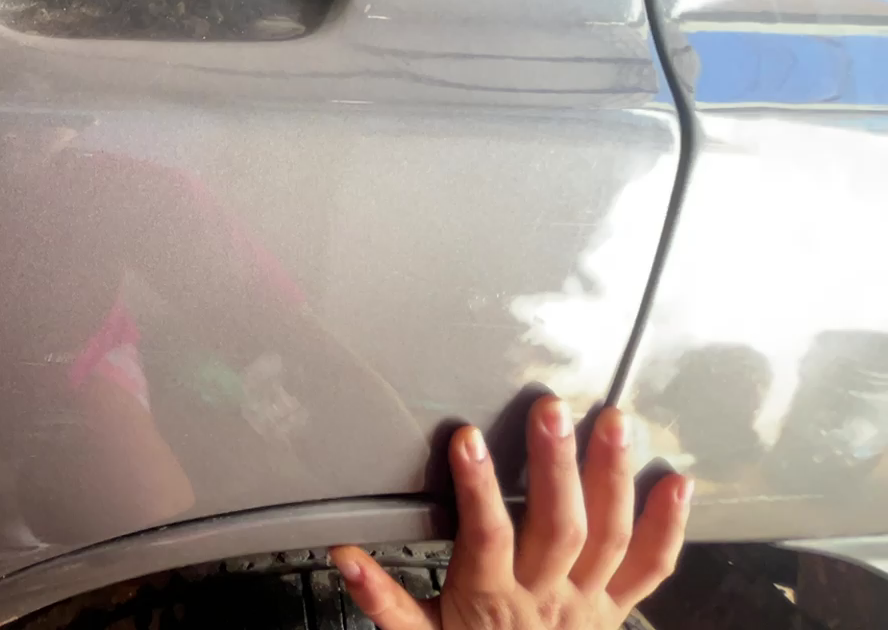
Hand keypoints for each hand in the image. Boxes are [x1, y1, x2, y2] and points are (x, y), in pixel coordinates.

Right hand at [331, 398, 690, 629]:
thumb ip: (382, 600)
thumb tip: (343, 554)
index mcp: (493, 599)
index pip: (488, 533)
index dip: (479, 486)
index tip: (467, 438)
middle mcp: (550, 598)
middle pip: (560, 525)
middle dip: (556, 463)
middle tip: (551, 411)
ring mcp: (591, 603)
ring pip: (611, 537)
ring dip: (613, 478)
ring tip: (614, 424)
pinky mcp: (616, 607)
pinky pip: (651, 568)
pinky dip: (669, 526)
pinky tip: (676, 484)